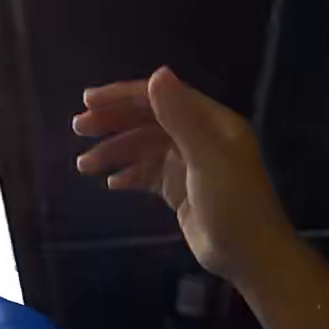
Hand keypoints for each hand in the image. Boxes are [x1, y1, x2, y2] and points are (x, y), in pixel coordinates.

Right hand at [74, 67, 294, 283]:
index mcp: (211, 123)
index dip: (124, 97)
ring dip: (116, 154)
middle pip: (149, 122)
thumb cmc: (234, 205)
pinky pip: (149, 176)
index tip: (89, 101)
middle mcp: (199, 138)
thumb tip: (156, 74)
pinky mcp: (181, 191)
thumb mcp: (207, 158)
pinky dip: (130, 176)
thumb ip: (180, 118)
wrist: (249, 255)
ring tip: (84, 165)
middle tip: (79, 128)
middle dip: (113, 124)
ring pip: (145, 150)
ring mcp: (189, 165)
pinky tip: (111, 183)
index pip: (162, 98)